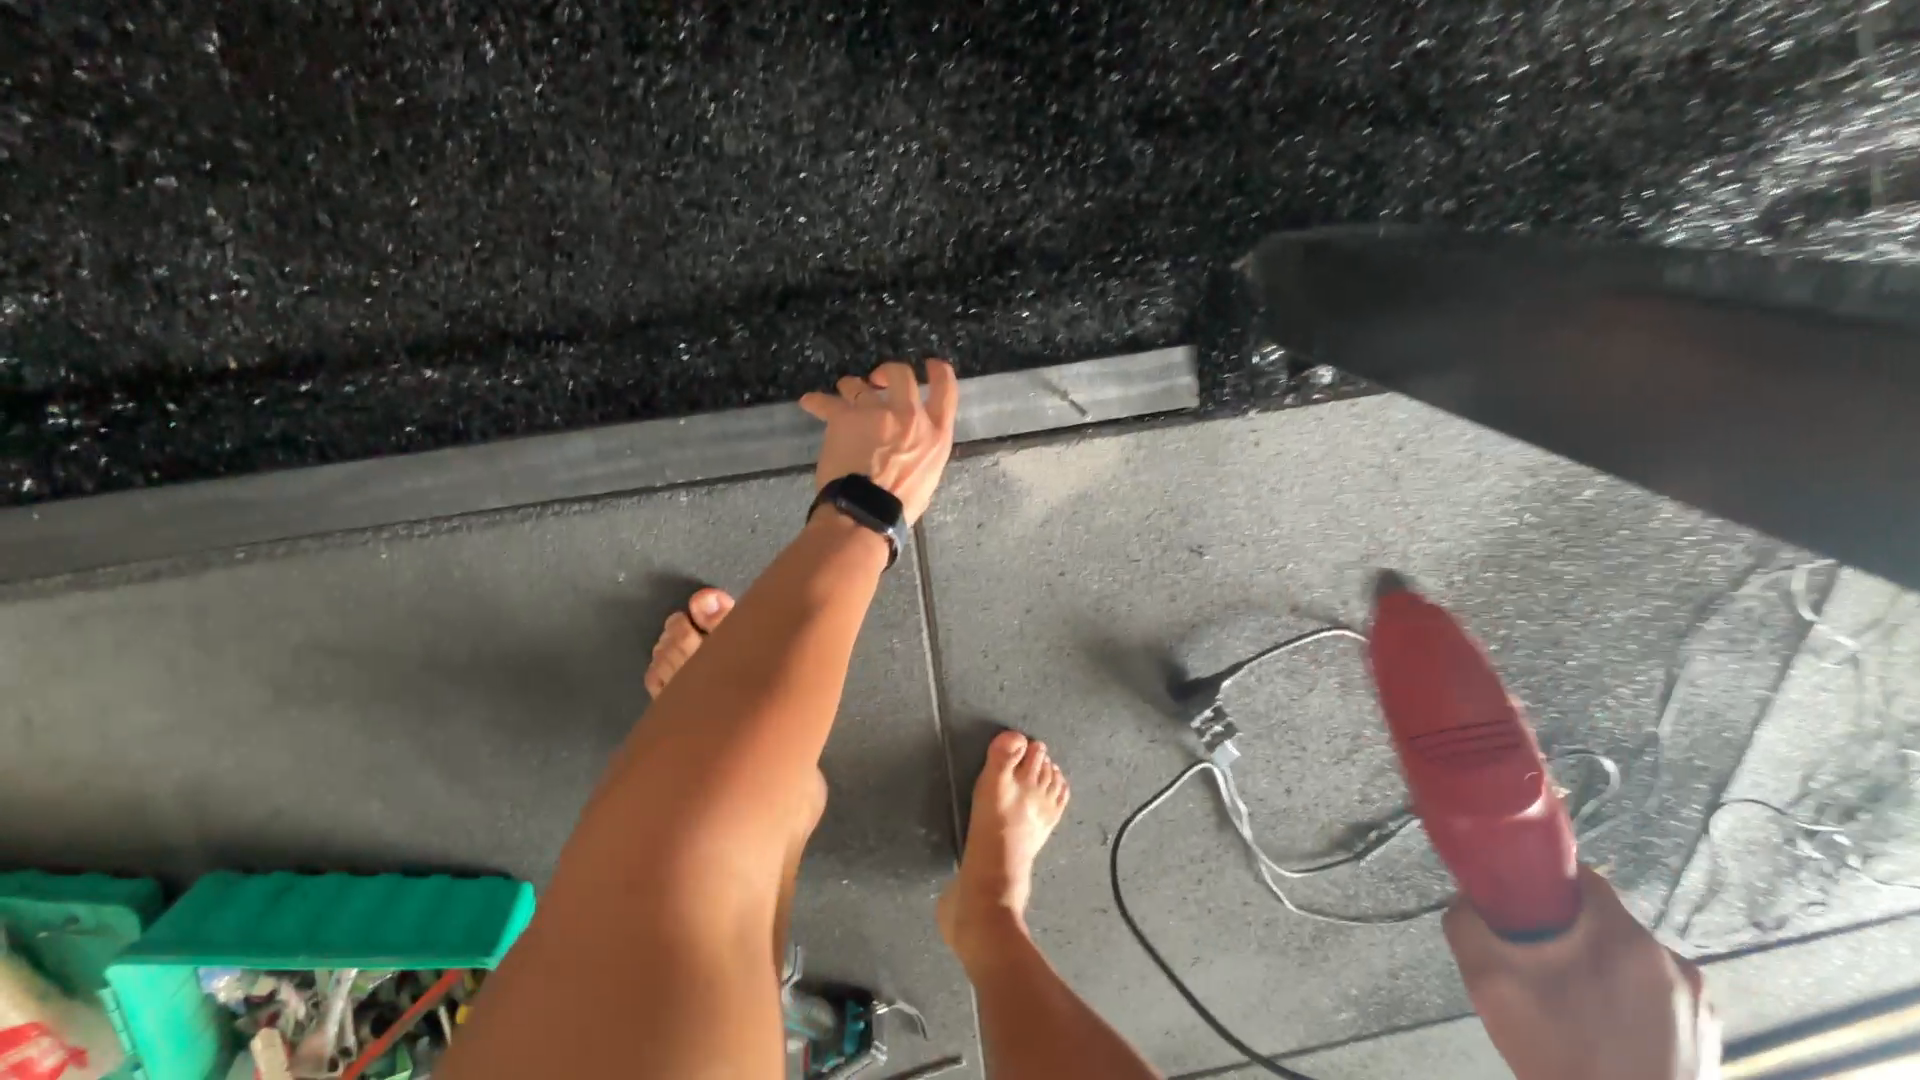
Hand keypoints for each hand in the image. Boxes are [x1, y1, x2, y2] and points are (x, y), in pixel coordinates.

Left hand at [799, 360, 958, 523]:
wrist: (866, 512)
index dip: (937, 371)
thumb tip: (911, 446)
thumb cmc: (899, 506)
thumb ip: (922, 452)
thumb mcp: (926, 477)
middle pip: (901, 374)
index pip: (946, 389)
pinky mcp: (846, 417)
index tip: (927, 366)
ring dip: (850, 387)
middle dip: (887, 372)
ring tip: (842, 395)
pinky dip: (816, 402)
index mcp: (936, 435)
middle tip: (876, 380)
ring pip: (859, 385)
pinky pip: (827, 403)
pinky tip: (809, 402)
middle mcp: (910, 416)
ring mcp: (877, 413)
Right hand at [1445, 866, 1718, 1079]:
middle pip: (1605, 923)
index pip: (1581, 878)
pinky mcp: (1712, 1039)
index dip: (1543, 884)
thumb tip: (1467, 898)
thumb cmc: (1556, 1050)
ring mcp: (1700, 1003)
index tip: (1518, 908)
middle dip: (1568, 935)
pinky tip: (1606, 1035)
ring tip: (1571, 1009)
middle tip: (1537, 969)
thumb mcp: (1488, 982)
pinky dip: (1630, 1006)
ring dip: (1600, 971)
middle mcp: (1673, 960)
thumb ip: (1467, 925)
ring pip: (1632, 963)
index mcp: (1624, 936)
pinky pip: (1658, 999)